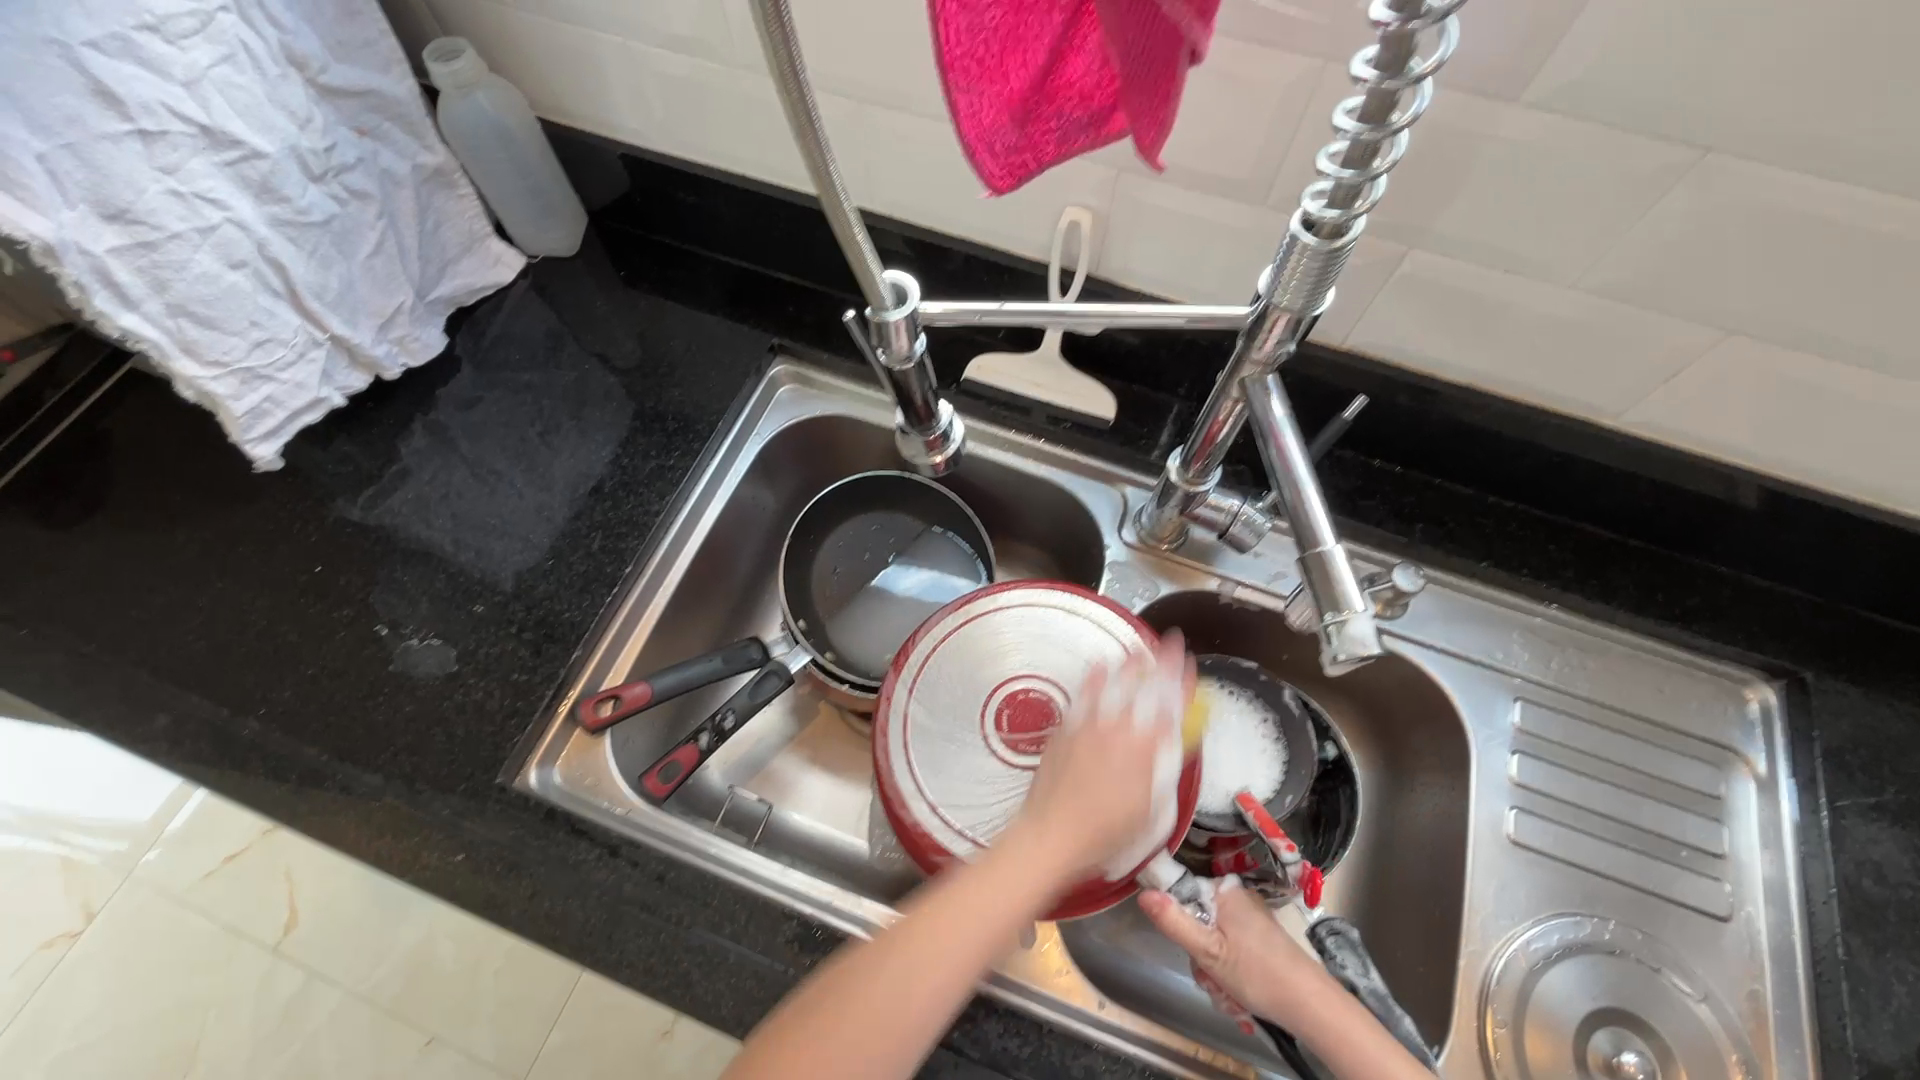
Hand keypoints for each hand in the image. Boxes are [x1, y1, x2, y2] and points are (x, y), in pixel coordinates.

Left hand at [1011, 630, 1192, 882]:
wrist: (1053, 834)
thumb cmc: (1107, 835)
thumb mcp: (1154, 812)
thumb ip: (1164, 773)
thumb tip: (1171, 746)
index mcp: (1148, 751)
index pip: (1173, 706)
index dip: (1184, 682)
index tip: (1190, 664)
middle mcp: (1120, 731)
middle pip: (1145, 687)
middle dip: (1162, 662)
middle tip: (1171, 642)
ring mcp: (1090, 726)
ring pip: (1113, 684)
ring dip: (1129, 665)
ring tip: (1139, 648)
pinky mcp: (1066, 729)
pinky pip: (1083, 695)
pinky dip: (1093, 678)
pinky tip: (1098, 667)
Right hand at [1139, 876, 1336, 1027]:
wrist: (1310, 1006)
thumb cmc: (1258, 974)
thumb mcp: (1208, 951)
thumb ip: (1173, 922)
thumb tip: (1143, 893)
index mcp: (1226, 892)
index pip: (1183, 894)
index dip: (1179, 924)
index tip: (1190, 952)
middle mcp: (1238, 900)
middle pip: (1198, 925)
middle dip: (1202, 961)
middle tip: (1213, 981)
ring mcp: (1250, 922)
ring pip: (1213, 945)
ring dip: (1215, 975)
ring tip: (1230, 996)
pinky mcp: (1260, 942)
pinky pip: (1230, 955)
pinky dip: (1231, 978)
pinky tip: (1240, 998)